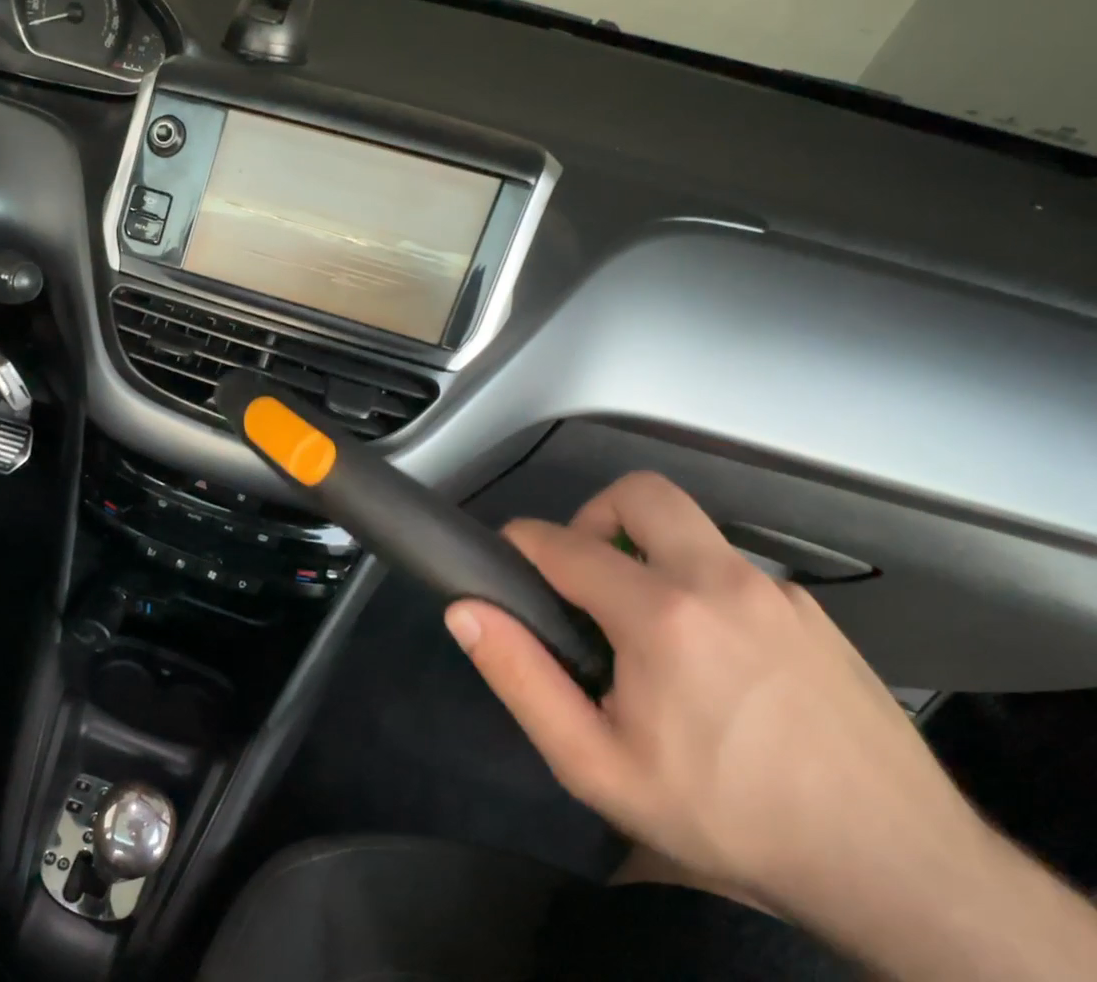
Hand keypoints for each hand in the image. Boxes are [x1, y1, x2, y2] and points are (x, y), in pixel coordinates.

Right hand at [443, 472, 974, 911]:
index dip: (519, 545)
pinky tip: (710, 667)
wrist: (891, 863)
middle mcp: (723, 581)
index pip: (564, 543)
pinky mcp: (817, 616)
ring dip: (649, 557)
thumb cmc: (723, 815)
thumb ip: (520, 678)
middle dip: (591, 516)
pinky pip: (736, 576)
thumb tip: (465, 612)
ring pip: (693, 534)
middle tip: (579, 580)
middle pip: (642, 493)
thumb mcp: (594, 764)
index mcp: (662, 614)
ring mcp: (780, 594)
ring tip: (642, 638)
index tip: (504, 566)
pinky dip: (700, 592)